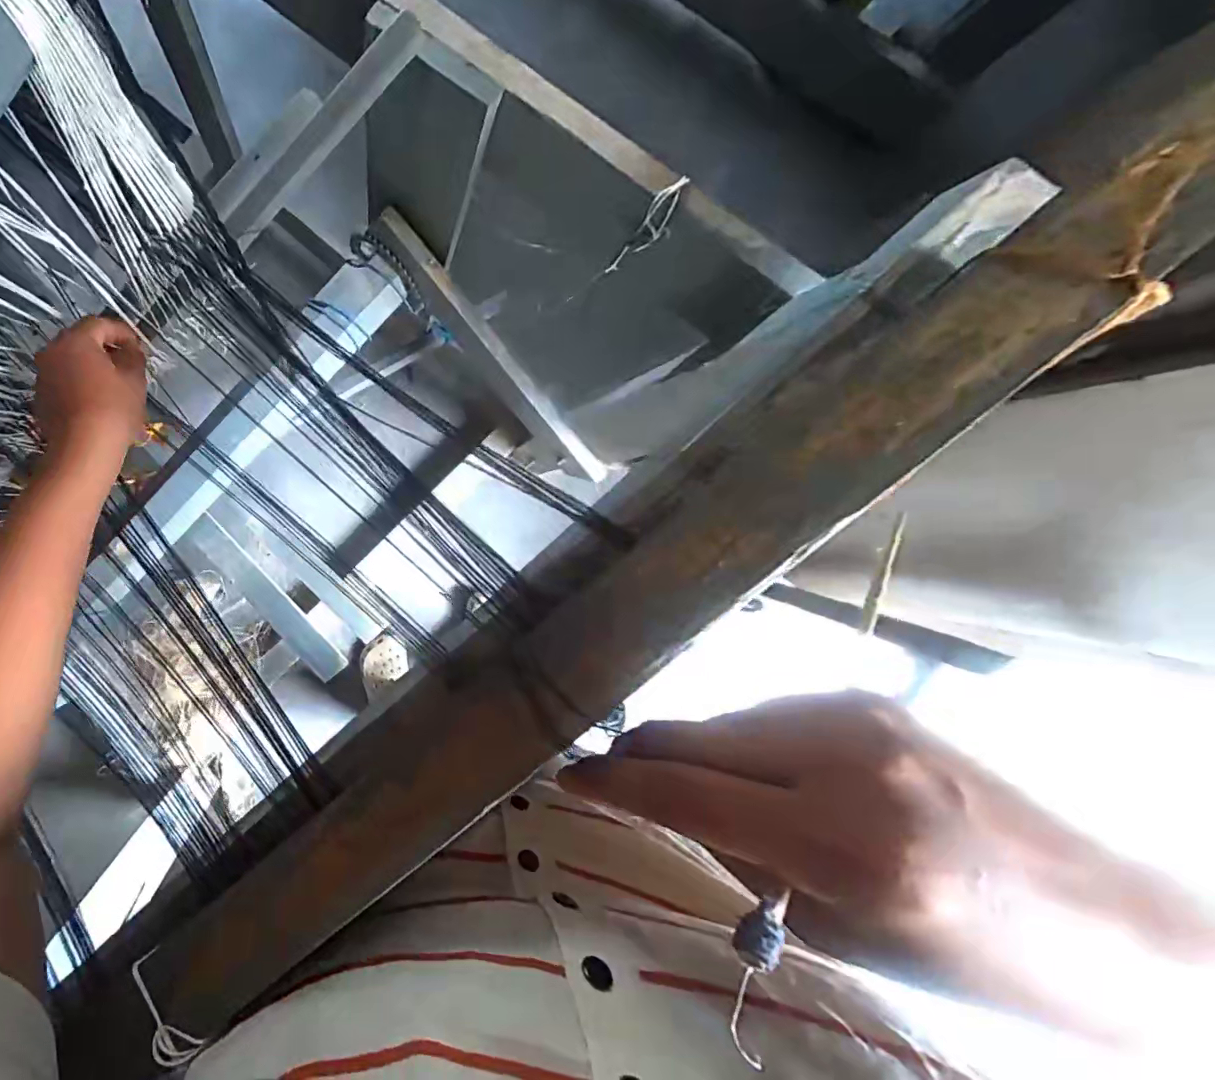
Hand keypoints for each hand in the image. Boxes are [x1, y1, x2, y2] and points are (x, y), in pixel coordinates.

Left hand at [32, 315, 147, 462]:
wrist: (83, 450)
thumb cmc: (112, 409)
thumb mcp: (134, 379)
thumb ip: (133, 356)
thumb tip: (130, 350)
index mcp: (75, 340)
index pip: (100, 324)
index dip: (122, 332)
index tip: (138, 346)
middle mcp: (52, 352)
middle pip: (81, 341)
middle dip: (104, 348)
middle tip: (125, 362)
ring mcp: (42, 376)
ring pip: (69, 362)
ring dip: (89, 367)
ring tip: (111, 383)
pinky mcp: (40, 398)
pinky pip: (62, 382)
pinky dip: (78, 384)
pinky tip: (94, 400)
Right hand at [558, 691, 1214, 1040]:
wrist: (1118, 923)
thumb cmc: (966, 954)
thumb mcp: (830, 928)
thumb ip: (729, 852)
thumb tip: (652, 799)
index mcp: (843, 841)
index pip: (682, 792)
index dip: (611, 784)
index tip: (567, 778)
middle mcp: (841, 755)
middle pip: (681, 736)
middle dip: (640, 761)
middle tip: (624, 787)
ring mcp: (852, 712)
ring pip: (712, 719)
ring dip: (691, 754)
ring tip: (724, 796)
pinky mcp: (861, 695)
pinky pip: (754, 713)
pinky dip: (736, 744)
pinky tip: (771, 777)